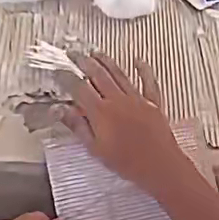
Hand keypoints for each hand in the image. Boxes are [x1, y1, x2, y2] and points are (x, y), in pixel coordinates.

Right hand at [58, 53, 196, 196]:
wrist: (160, 167)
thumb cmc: (128, 163)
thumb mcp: (96, 149)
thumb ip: (78, 126)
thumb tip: (61, 111)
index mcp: (101, 113)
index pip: (78, 88)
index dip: (66, 78)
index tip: (58, 72)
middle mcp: (118, 101)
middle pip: (97, 75)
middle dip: (83, 62)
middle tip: (74, 54)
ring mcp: (137, 100)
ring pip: (119, 74)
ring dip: (106, 61)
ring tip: (96, 52)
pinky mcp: (153, 104)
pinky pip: (148, 82)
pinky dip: (143, 69)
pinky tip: (138, 61)